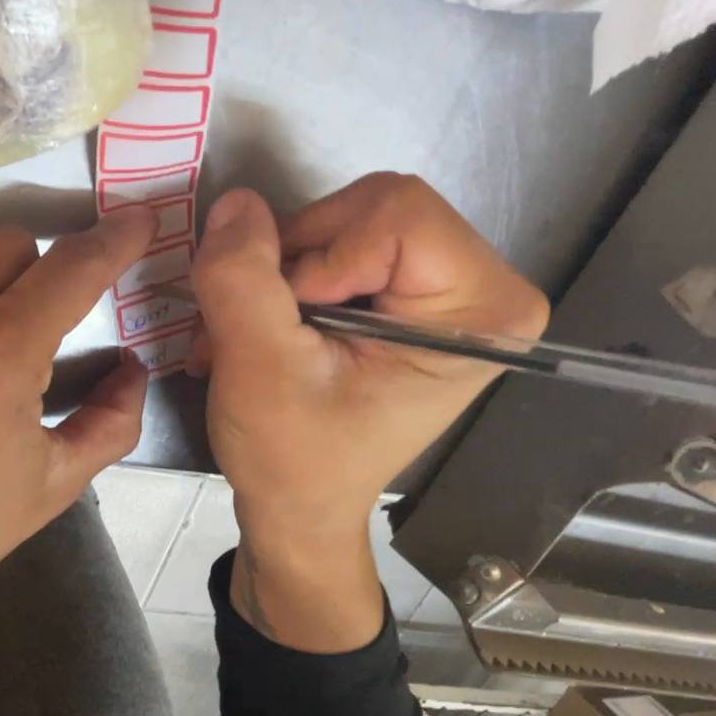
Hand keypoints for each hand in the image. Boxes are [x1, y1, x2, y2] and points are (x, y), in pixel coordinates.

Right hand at [188, 174, 548, 651]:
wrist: (297, 511)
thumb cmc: (292, 457)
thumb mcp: (257, 367)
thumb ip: (243, 279)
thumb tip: (234, 204)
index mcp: (481, 308)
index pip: (391, 212)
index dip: (316, 261)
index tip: (287, 330)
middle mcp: (481, 288)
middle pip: (371, 209)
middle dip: (291, 264)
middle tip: (251, 328)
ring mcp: (444, 293)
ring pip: (344, 225)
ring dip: (274, 277)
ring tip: (243, 339)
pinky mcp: (407, 300)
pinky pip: (338, 249)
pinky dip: (284, 285)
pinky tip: (260, 333)